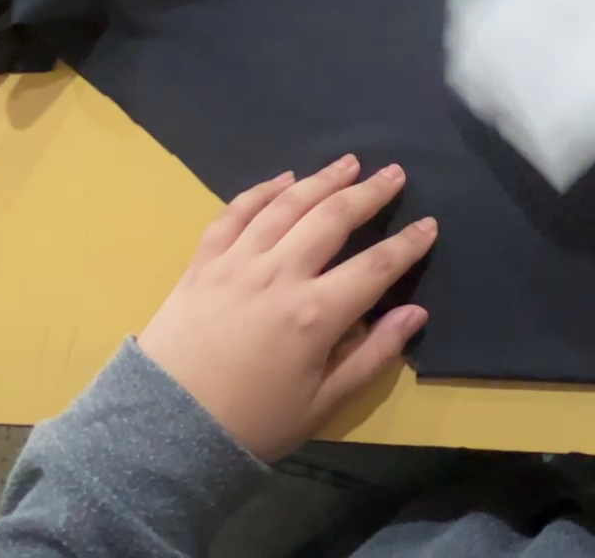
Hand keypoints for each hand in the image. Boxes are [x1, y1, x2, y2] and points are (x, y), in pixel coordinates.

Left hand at [137, 155, 435, 460]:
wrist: (164, 431)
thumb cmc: (252, 423)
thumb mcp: (322, 405)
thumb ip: (373, 355)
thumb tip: (416, 313)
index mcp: (315, 314)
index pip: (375, 267)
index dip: (407, 245)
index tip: (429, 224)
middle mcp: (280, 274)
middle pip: (333, 218)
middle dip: (369, 193)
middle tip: (394, 173)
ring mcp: (238, 260)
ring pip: (288, 205)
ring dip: (323, 179)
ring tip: (349, 162)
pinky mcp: (204, 259)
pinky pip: (236, 212)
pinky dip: (262, 191)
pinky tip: (284, 180)